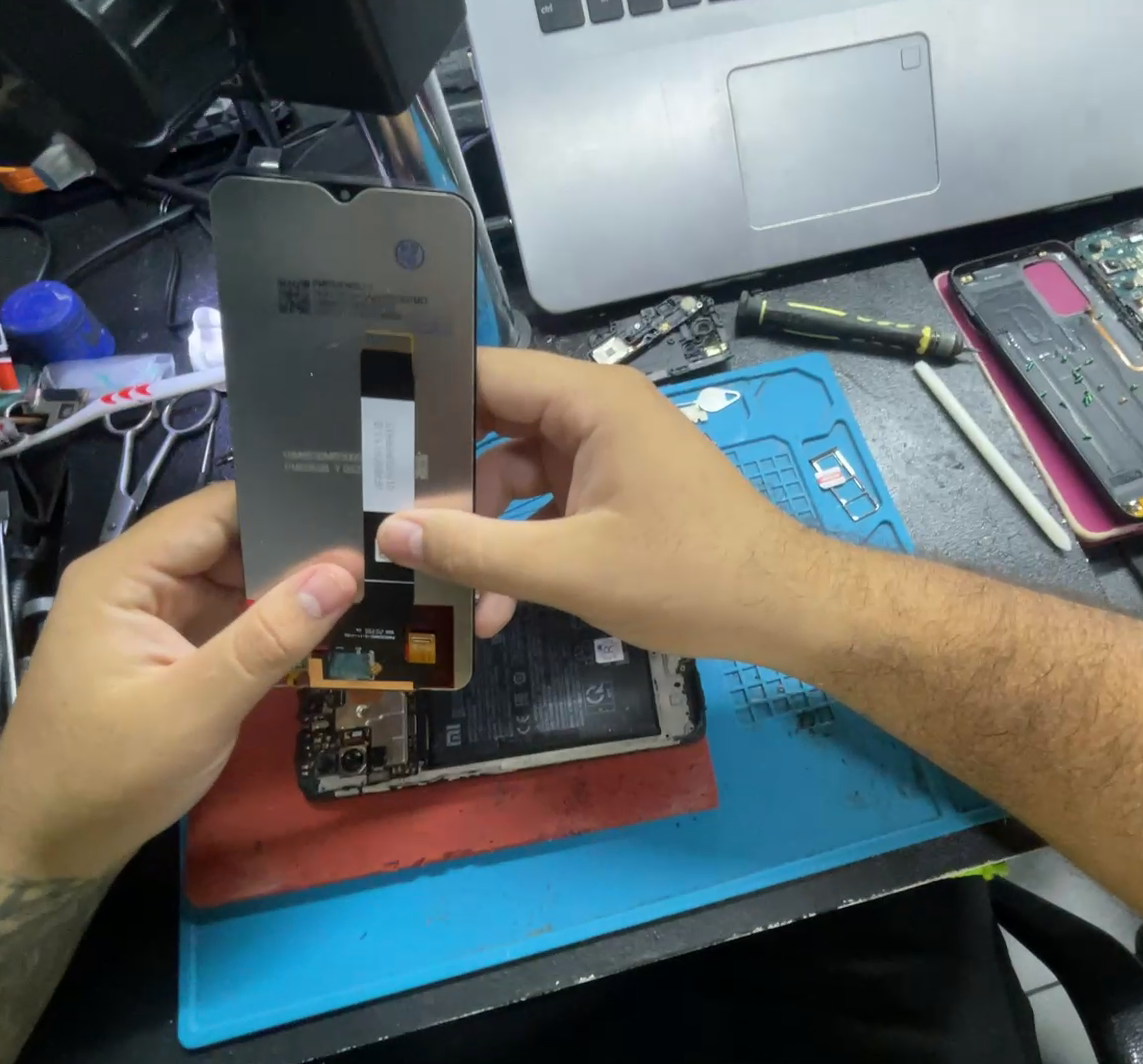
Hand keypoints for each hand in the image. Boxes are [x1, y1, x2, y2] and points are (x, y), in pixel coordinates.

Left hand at [0, 483, 363, 878]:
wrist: (49, 849)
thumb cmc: (107, 775)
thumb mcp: (196, 707)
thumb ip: (270, 638)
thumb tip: (344, 572)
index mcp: (126, 576)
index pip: (218, 510)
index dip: (287, 501)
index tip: (357, 504)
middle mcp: (142, 581)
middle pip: (234, 538)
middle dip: (302, 540)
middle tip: (378, 544)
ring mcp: (161, 614)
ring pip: (242, 574)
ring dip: (296, 577)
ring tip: (369, 570)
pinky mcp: (178, 645)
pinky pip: (239, 611)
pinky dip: (281, 612)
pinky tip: (331, 612)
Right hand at [374, 348, 823, 664]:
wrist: (780, 607)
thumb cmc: (686, 575)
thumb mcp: (571, 567)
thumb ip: (475, 549)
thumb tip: (390, 532)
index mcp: (590, 400)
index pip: (483, 376)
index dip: (420, 405)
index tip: (361, 443)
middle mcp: (596, 414)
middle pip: (493, 431)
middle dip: (448, 488)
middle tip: (389, 528)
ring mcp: (608, 456)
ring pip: (518, 478)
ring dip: (486, 535)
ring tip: (448, 592)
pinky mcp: (617, 494)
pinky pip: (550, 508)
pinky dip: (524, 549)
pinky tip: (497, 607)